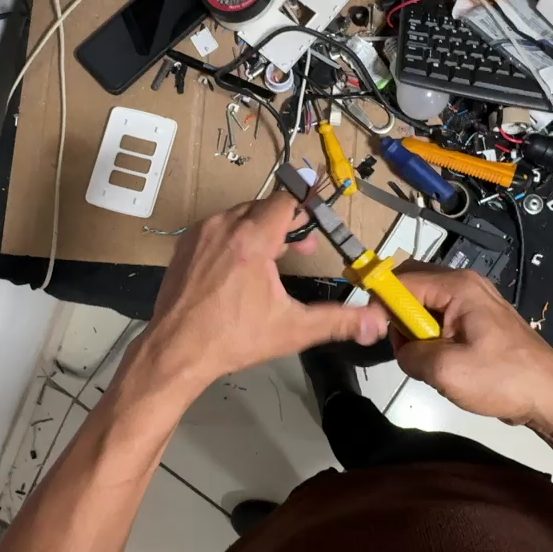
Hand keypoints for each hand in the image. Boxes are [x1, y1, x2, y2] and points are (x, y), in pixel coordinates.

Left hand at [123, 195, 388, 400]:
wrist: (176, 351)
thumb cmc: (232, 339)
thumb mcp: (292, 329)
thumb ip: (338, 321)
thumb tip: (376, 322)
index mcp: (251, 240)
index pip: (285, 201)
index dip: (304, 207)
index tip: (314, 219)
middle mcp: (223, 227)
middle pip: (263, 207)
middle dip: (285, 224)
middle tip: (299, 249)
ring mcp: (200, 233)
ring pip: (239, 216)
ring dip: (259, 230)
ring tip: (271, 260)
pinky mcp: (185, 245)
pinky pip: (218, 227)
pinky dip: (234, 238)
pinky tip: (240, 267)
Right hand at [388, 264, 552, 426]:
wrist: (552, 396)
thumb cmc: (502, 379)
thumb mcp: (444, 370)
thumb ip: (408, 353)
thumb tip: (402, 348)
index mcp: (458, 286)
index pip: (401, 280)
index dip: (380, 303)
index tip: (374, 331)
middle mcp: (466, 284)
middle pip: (412, 283)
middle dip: (398, 312)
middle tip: (401, 345)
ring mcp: (475, 300)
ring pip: (426, 302)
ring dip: (415, 327)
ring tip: (425, 357)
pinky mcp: (479, 318)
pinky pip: (441, 315)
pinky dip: (431, 334)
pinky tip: (441, 359)